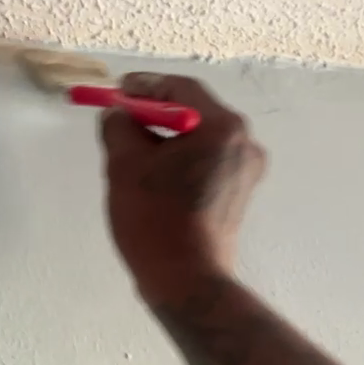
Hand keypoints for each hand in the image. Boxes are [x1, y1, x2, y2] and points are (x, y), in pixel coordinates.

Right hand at [100, 73, 266, 302]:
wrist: (186, 278)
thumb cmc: (154, 218)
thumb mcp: (124, 166)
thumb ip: (119, 128)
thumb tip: (117, 114)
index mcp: (221, 127)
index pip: (180, 89)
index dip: (145, 85)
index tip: (118, 89)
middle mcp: (243, 143)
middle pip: (192, 114)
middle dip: (153, 115)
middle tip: (121, 121)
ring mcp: (245, 172)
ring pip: (197, 142)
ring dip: (165, 142)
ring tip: (131, 157)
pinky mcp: (237, 196)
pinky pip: (204, 165)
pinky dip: (178, 164)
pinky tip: (153, 182)